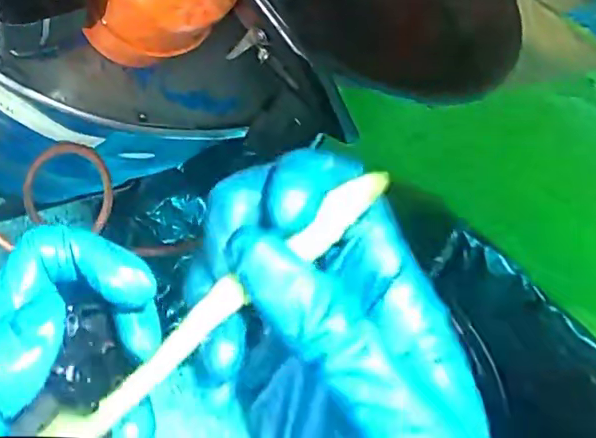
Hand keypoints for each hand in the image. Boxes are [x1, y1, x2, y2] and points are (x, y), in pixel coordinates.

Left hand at [0, 226, 163, 437]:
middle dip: (126, 309)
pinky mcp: (74, 424)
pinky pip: (116, 408)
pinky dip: (133, 417)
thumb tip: (50, 308)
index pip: (42, 257)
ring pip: (112, 354)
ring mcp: (57, 390)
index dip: (88, 254)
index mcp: (2, 326)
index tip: (135, 287)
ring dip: (136, 373)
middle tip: (145, 349)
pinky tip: (126, 433)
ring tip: (132, 418)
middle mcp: (34, 349)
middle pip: (88, 295)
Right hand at [185, 149, 487, 437]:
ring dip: (209, 277)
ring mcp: (277, 312)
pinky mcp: (239, 342)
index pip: (343, 195)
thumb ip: (335, 333)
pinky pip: (203, 295)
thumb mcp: (399, 424)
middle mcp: (322, 286)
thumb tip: (257, 245)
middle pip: (265, 200)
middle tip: (228, 273)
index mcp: (382, 293)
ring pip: (225, 241)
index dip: (304, 183)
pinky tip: (214, 368)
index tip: (278, 219)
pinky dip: (196, 316)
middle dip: (236, 221)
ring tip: (223, 351)